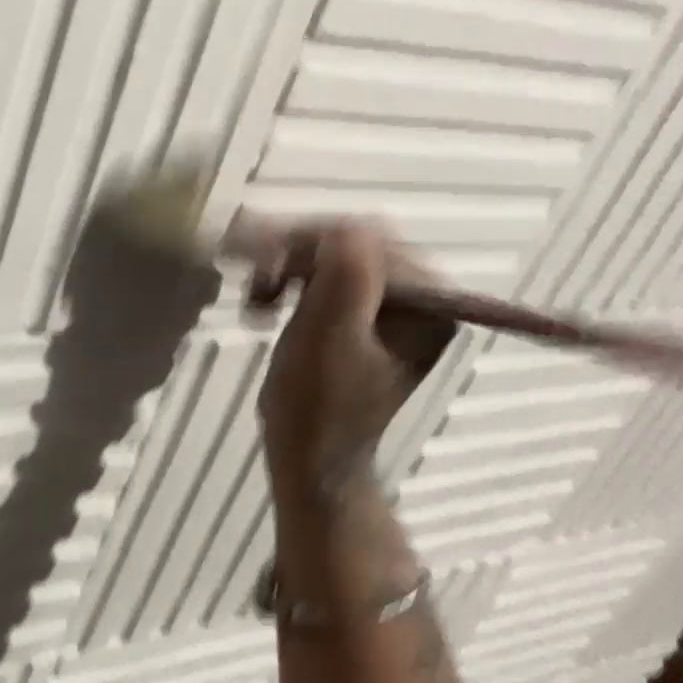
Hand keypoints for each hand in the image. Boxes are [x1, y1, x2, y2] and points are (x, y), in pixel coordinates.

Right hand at [251, 222, 456, 482]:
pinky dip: (286, 283)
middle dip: (293, 254)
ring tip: (255, 297)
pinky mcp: (357, 319)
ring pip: (328, 257)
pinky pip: (320, 277)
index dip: (310, 241)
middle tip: (253, 280)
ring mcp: (388, 309)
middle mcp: (419, 299)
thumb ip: (346, 279)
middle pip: (347, 244)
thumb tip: (343, 225)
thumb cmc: (319, 405)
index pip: (368, 239)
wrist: (309, 457)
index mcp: (429, 303)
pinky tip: (264, 303)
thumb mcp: (329, 338)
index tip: (262, 261)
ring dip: (283, 268)